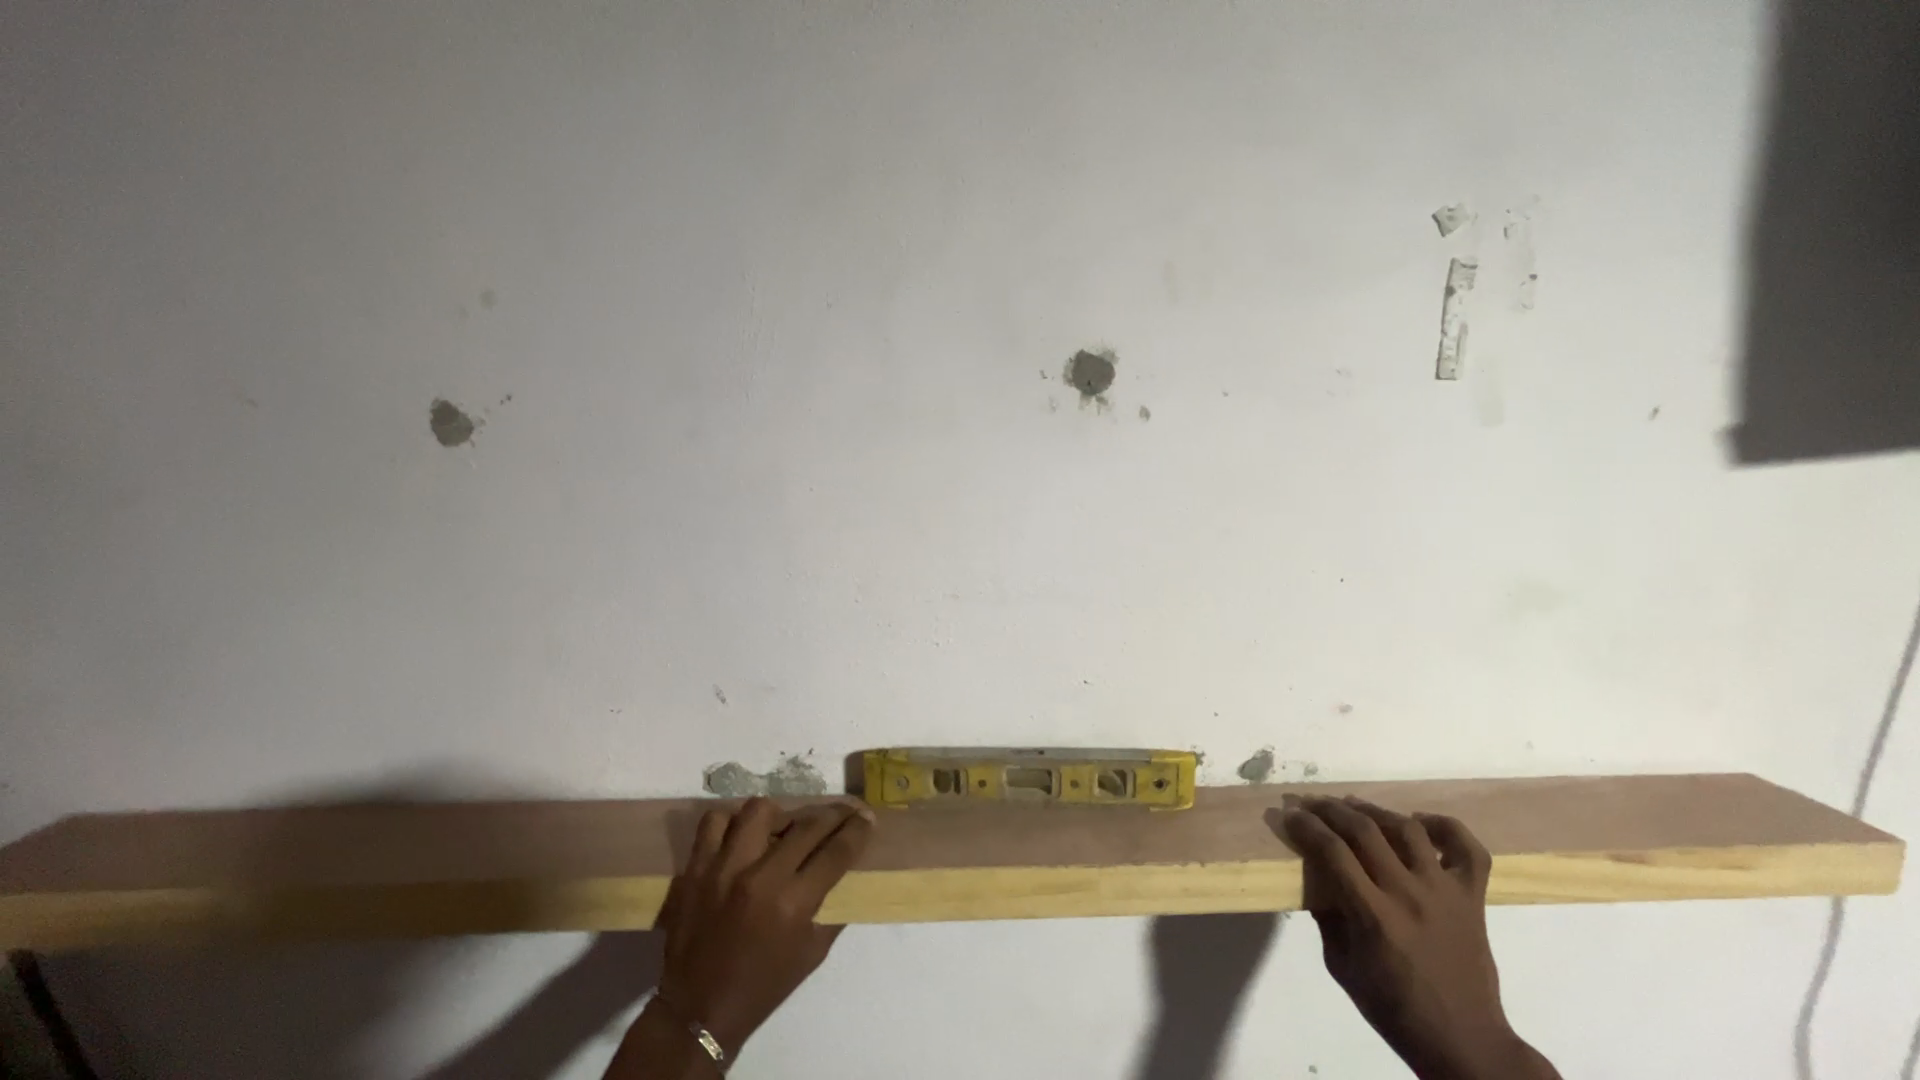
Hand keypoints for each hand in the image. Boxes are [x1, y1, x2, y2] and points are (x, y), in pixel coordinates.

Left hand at [652, 797, 873, 1052]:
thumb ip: (831, 908)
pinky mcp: (694, 869)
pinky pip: (714, 823)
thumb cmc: (762, 987)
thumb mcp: (812, 953)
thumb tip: (846, 873)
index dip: (857, 831)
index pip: (836, 851)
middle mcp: (759, 877)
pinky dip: (732, 824)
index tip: (867, 818)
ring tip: (785, 827)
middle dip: (834, 815)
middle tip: (845, 813)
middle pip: (807, 826)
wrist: (697, 1010)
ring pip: (759, 811)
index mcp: (792, 904)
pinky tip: (743, 837)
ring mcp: (722, 868)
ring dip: (781, 815)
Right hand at [1282, 796, 1559, 1079]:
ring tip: (1355, 806)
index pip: (1332, 852)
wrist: (1461, 1038)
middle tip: (1311, 803)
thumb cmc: (1392, 1007)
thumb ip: (1329, 916)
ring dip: (1376, 810)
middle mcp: (1409, 894)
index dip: (1306, 826)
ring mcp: (1445, 892)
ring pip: (1409, 829)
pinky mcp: (1473, 897)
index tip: (1289, 814)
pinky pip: (1468, 849)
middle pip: (1365, 830)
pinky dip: (1446, 827)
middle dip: (1331, 810)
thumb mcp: (1341, 966)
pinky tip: (1420, 822)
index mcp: (1373, 916)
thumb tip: (1318, 877)